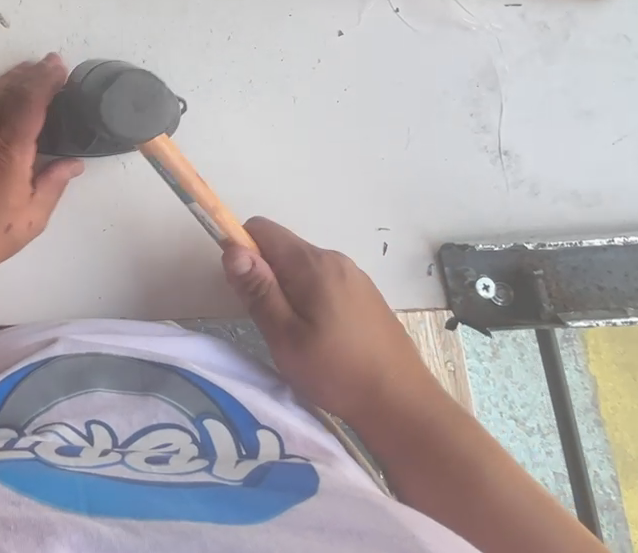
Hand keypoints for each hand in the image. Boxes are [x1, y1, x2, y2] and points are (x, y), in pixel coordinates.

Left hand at [0, 55, 84, 286]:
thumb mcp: (32, 217)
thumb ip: (54, 183)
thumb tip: (73, 163)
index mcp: (7, 152)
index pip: (30, 102)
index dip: (46, 80)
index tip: (59, 68)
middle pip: (8, 91)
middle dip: (32, 74)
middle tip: (50, 65)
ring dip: (6, 79)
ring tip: (25, 72)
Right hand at [221, 217, 444, 422]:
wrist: (406, 408)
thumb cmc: (338, 373)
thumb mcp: (285, 336)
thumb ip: (257, 290)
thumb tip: (232, 248)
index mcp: (314, 264)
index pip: (260, 228)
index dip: (241, 250)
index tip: (244, 290)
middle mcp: (335, 259)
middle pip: (281, 247)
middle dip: (265, 275)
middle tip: (272, 322)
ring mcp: (354, 277)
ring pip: (301, 267)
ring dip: (287, 289)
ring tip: (297, 334)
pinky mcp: (365, 295)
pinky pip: (323, 282)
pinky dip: (309, 299)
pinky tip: (322, 337)